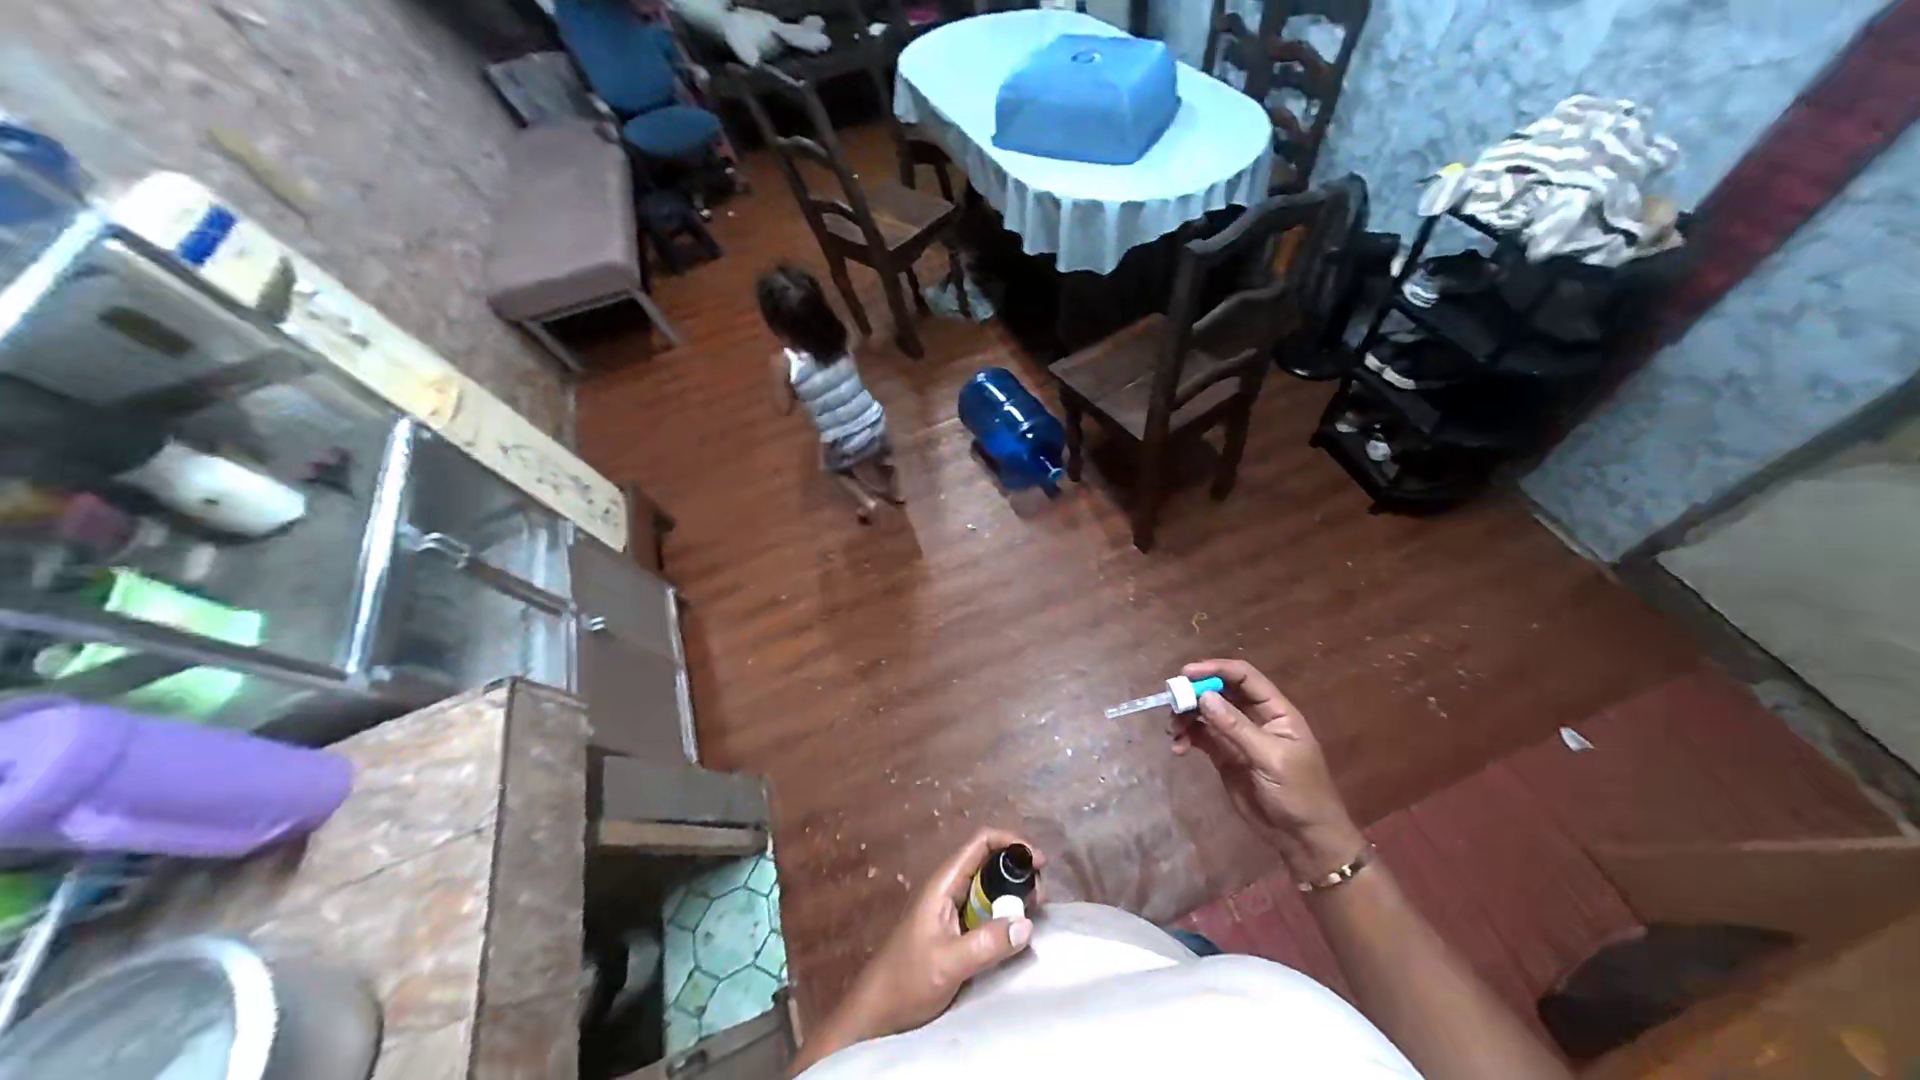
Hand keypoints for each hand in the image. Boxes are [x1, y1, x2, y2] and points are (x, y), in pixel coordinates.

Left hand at [797, 829, 1038, 1069]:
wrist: (876, 1013)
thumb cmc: (906, 982)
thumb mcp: (948, 964)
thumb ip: (986, 944)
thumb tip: (1027, 923)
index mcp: (943, 883)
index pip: (980, 843)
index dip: (1011, 843)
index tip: (1038, 861)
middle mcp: (949, 889)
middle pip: (989, 862)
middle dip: (1018, 870)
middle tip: (1042, 896)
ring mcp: (952, 910)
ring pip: (990, 888)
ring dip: (1014, 894)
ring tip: (1035, 912)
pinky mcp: (956, 931)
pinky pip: (986, 912)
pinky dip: (1006, 914)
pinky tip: (1018, 932)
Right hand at [1171, 659, 1366, 881]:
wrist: (1304, 838)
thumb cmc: (1300, 794)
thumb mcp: (1271, 759)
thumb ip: (1236, 728)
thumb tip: (1204, 697)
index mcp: (1275, 711)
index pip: (1244, 677)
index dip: (1216, 669)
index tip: (1186, 673)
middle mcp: (1254, 717)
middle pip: (1219, 691)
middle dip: (1194, 693)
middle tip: (1172, 702)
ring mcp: (1237, 736)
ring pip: (1204, 713)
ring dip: (1185, 716)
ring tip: (1173, 731)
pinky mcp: (1224, 755)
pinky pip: (1199, 737)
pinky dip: (1186, 738)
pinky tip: (1179, 749)